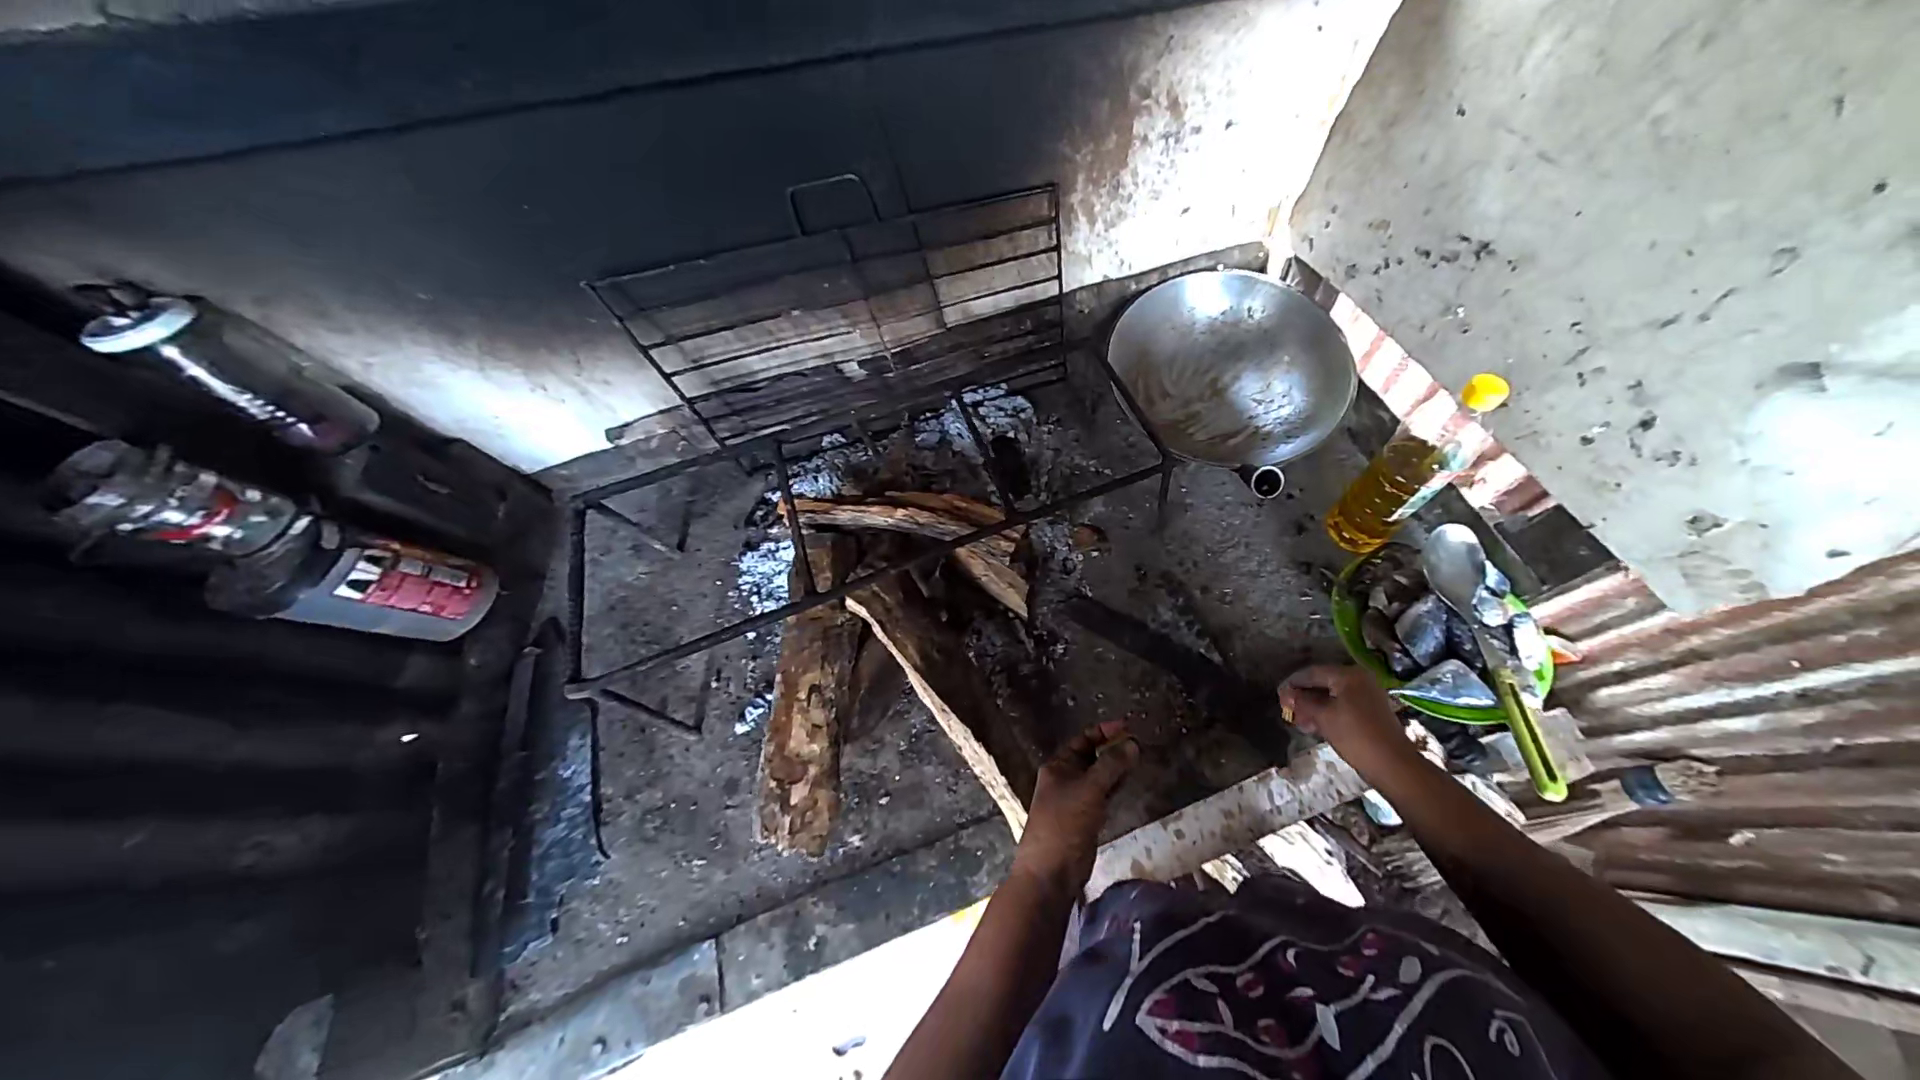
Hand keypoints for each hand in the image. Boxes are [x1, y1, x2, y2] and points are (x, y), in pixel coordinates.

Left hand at [1011, 720, 1138, 893]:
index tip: (1128, 726)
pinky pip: (1103, 794)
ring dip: (1116, 767)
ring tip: (1139, 757)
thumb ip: (1111, 766)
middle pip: (1091, 757)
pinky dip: (1115, 786)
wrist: (1052, 870)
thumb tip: (1132, 743)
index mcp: (1058, 766)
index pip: (1082, 740)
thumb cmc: (1065, 823)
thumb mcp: (1089, 789)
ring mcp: (1076, 799)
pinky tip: (1130, 780)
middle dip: (1112, 749)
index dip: (1103, 732)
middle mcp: (1065, 779)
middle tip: (1139, 742)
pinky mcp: (1086, 817)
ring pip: (1099, 776)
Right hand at [1278, 665, 1416, 775]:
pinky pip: (1342, 704)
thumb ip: (1302, 701)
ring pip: (1331, 695)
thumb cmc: (1355, 735)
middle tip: (1288, 712)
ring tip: (1301, 722)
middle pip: (1322, 683)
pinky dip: (1327, 712)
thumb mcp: (1322, 716)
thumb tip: (1286, 694)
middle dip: (1303, 697)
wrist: (1393, 764)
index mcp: (1348, 675)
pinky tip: (1316, 725)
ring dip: (1313, 707)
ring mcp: (1367, 694)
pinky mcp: (1371, 710)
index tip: (1279, 698)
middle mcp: (1359, 679)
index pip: (1311, 673)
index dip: (1292, 684)